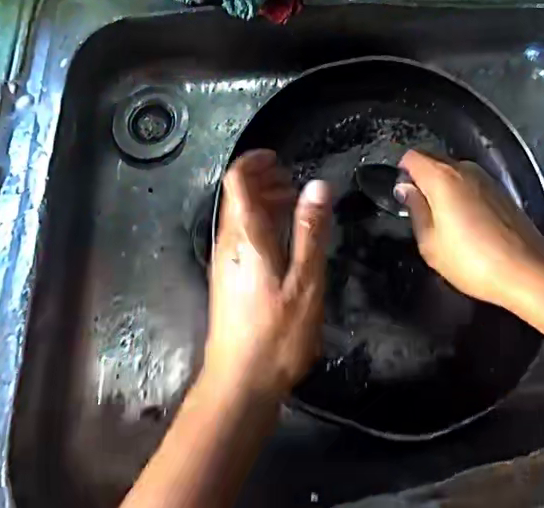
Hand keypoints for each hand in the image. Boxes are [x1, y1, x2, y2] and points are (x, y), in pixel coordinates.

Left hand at [202, 150, 330, 400]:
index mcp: (245, 236)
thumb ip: (311, 231)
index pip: (237, 181)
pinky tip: (285, 239)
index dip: (253, 162)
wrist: (238, 386)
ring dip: (263, 201)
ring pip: (240, 215)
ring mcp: (226, 261)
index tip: (278, 157)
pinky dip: (261, 222)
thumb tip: (317, 185)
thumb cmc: (275, 335)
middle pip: (237, 195)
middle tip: (292, 180)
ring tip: (294, 203)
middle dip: (263, 179)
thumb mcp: (305, 282)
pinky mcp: (228, 279)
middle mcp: (229, 242)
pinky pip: (242, 234)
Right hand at [395, 149, 543, 309]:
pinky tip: (466, 224)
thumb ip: (415, 210)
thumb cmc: (474, 261)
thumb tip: (406, 190)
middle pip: (433, 159)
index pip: (412, 157)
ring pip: (454, 172)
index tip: (402, 195)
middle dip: (422, 178)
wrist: (529, 272)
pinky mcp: (502, 192)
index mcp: (442, 176)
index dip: (402, 173)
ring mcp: (486, 178)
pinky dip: (463, 195)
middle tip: (419, 210)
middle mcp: (464, 169)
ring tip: (444, 221)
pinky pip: (471, 184)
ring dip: (444, 188)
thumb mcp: (430, 244)